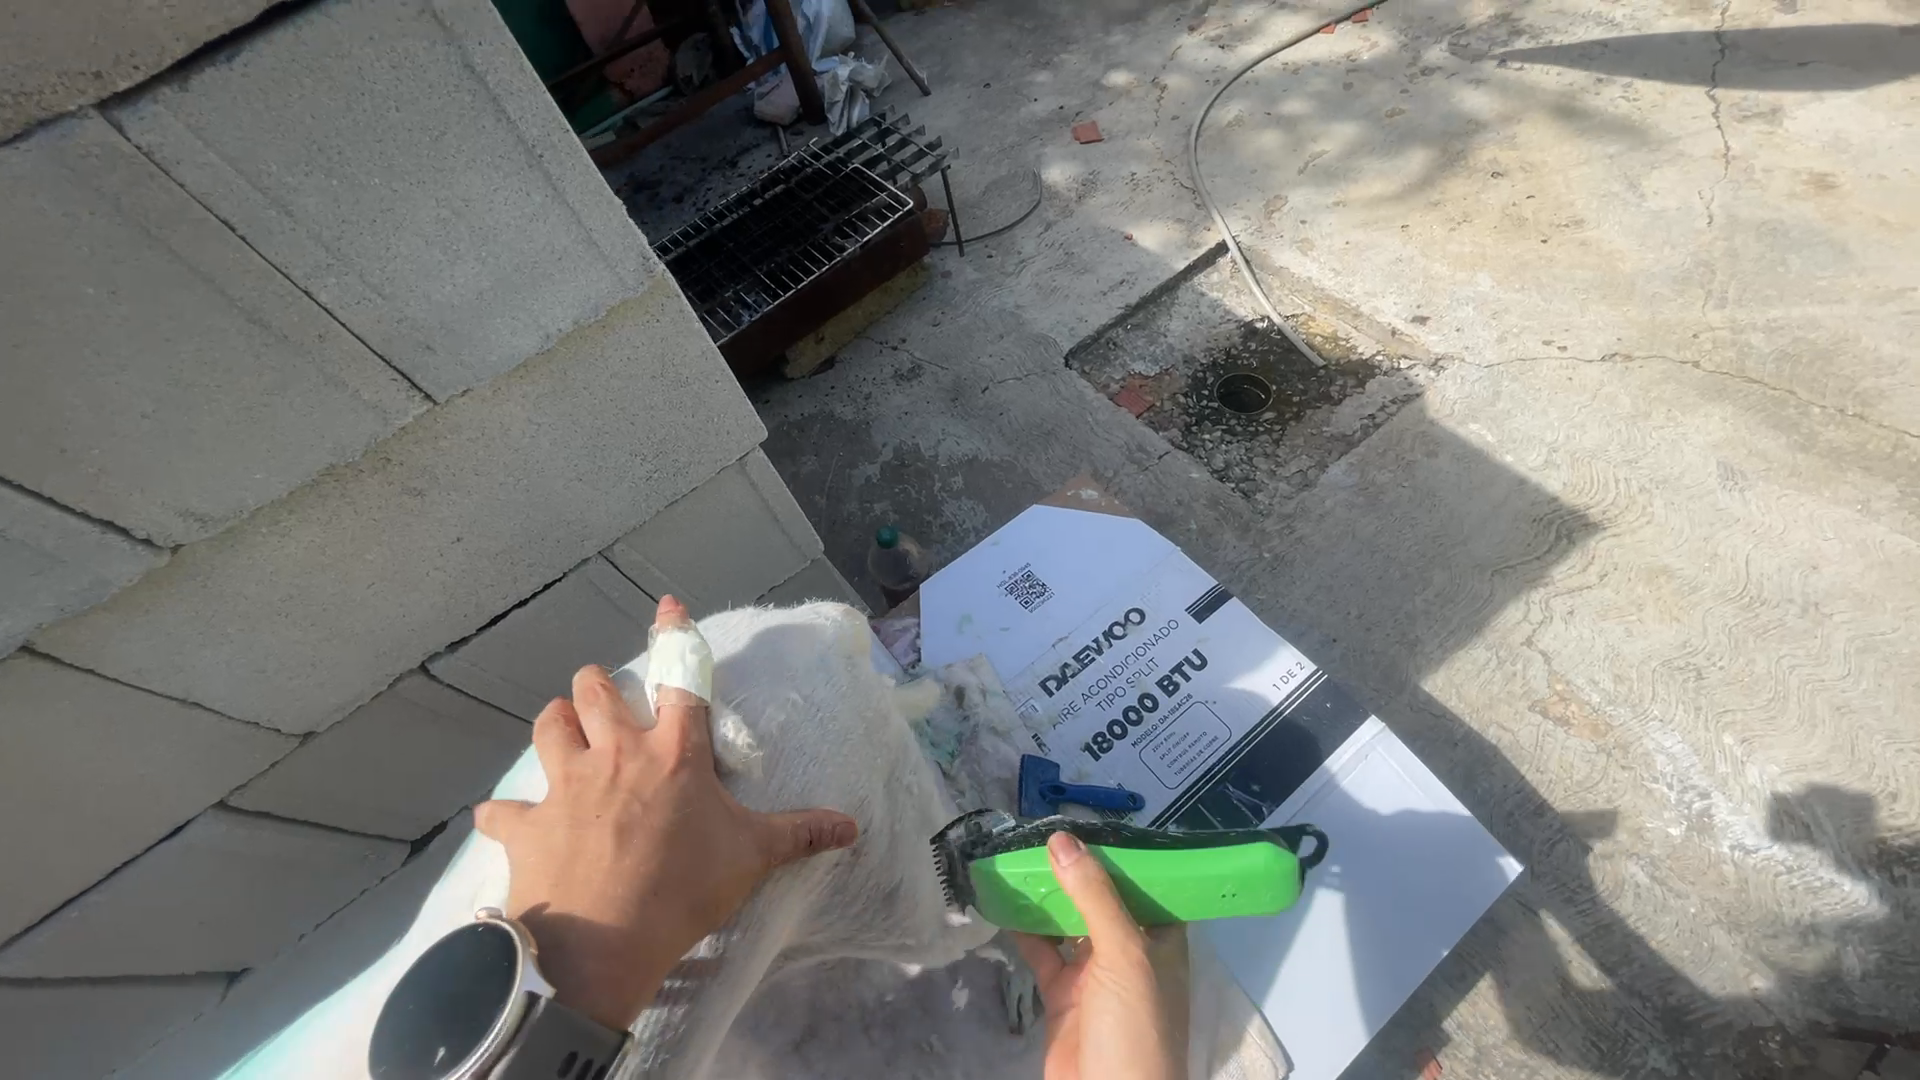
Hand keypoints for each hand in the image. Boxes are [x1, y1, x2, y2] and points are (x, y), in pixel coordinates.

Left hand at [474, 596, 858, 1030]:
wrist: (599, 946)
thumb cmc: (684, 888)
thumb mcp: (753, 856)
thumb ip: (801, 833)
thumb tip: (854, 826)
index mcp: (674, 752)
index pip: (681, 677)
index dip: (676, 634)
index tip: (668, 602)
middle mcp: (617, 753)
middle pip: (595, 692)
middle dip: (598, 684)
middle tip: (604, 695)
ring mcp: (565, 785)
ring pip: (548, 727)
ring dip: (555, 722)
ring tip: (561, 726)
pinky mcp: (526, 826)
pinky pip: (503, 811)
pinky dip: (506, 814)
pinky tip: (505, 821)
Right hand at [1014, 832, 1177, 1079]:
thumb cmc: (1135, 1029)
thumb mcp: (1124, 954)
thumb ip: (1094, 895)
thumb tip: (1062, 839)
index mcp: (1160, 939)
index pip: (1145, 883)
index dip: (1119, 853)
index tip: (1087, 821)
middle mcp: (1130, 951)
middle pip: (1101, 898)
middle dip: (1073, 869)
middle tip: (1038, 832)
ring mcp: (1095, 975)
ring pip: (1068, 921)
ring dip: (1045, 895)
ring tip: (1015, 857)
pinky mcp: (1064, 996)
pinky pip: (1042, 952)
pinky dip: (1023, 929)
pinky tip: (1003, 902)